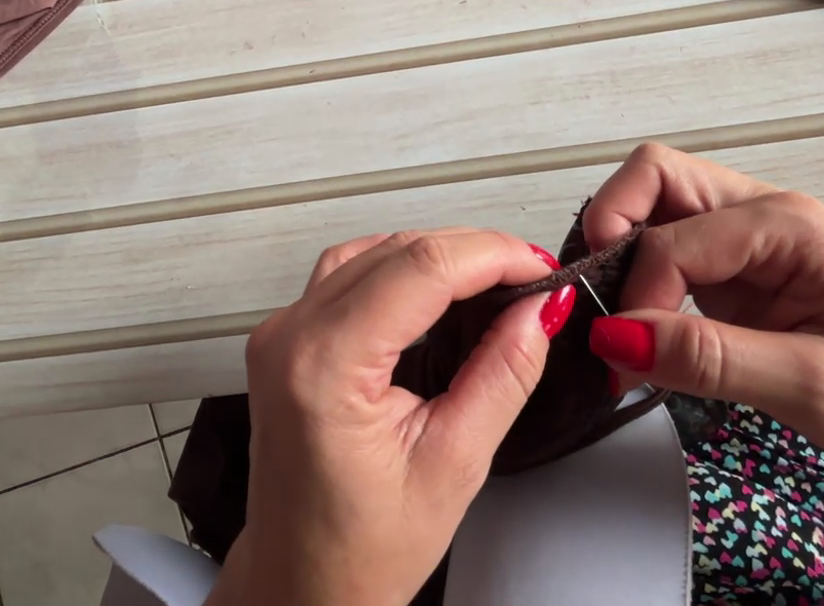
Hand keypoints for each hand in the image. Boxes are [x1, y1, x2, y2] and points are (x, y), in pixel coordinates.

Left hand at [210, 229, 577, 605]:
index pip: (421, 268)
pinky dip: (400, 265)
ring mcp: (282, 331)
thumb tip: (540, 309)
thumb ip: (504, 375)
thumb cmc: (361, 550)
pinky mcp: (287, 335)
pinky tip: (435, 285)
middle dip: (473, 252)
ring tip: (493, 277)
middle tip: (531, 277)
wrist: (299, 584)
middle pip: (397, 250)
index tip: (541, 268)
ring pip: (372, 251)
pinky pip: (348, 270)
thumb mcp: (455, 464)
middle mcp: (291, 335)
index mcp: (324, 366)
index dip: (491, 254)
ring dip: (438, 253)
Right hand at [581, 143, 823, 479]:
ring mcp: (744, 239)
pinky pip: (664, 246)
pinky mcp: (733, 270)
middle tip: (594, 298)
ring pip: (653, 204)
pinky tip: (632, 321)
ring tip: (607, 314)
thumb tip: (611, 339)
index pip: (674, 236)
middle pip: (656, 176)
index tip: (627, 358)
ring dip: (617, 247)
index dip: (638, 292)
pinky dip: (633, 274)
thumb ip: (712, 360)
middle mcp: (760, 214)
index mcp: (788, 224)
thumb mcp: (821, 388)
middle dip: (610, 224)